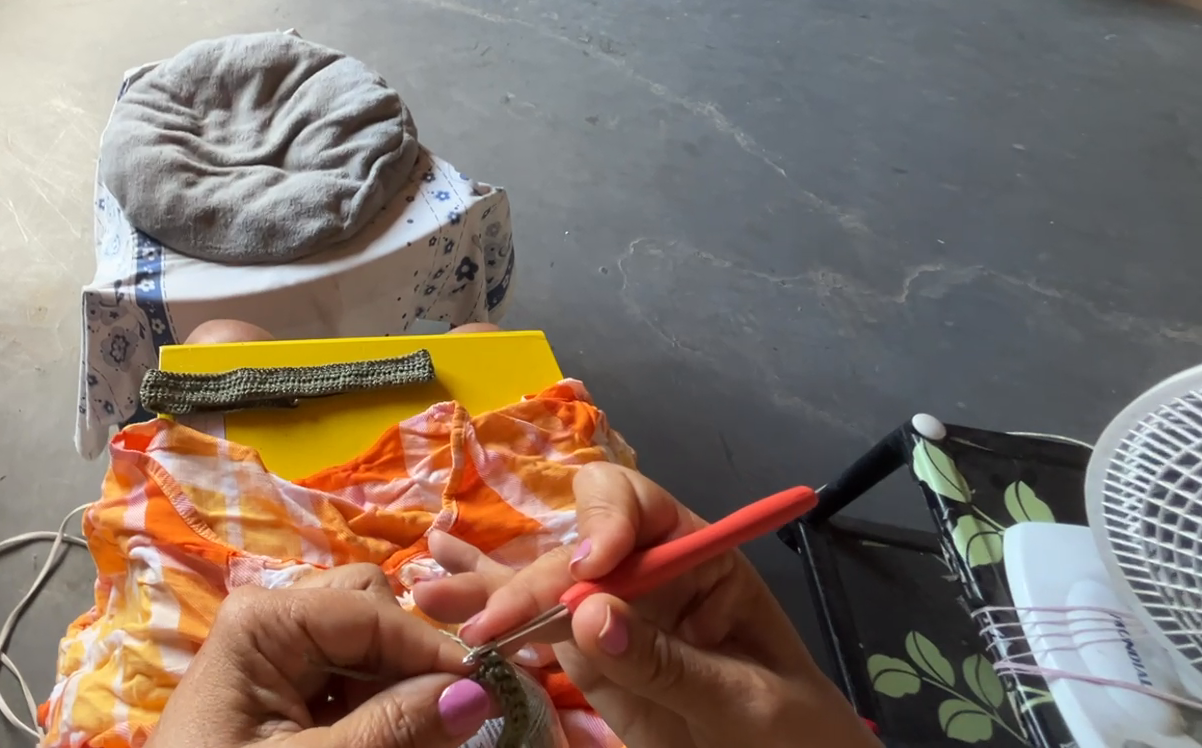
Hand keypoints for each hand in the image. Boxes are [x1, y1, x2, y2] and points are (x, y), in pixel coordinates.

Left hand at [147, 564, 497, 747]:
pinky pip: (345, 676)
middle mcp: (271, 616)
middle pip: (367, 611)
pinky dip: (376, 704)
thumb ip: (393, 730)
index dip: (429, 646)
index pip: (369, 608)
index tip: (490, 688)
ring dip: (398, 684)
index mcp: (264, 617)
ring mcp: (276, 650)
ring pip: (363, 645)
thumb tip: (477, 692)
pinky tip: (388, 737)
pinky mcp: (282, 687)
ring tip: (422, 733)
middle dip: (410, 659)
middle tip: (450, 718)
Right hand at [412, 463, 879, 747]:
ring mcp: (605, 608)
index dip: (604, 522)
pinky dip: (484, 608)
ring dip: (483, 586)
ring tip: (428, 589)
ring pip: (536, 580)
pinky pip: (528, 621)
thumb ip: (671, 661)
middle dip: (530, 581)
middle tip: (496, 624)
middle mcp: (640, 569)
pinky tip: (435, 588)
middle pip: (571, 551)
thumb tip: (587, 612)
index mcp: (694, 556)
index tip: (590, 568)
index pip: (635, 504)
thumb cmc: (801, 743)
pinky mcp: (581, 648)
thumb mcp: (755, 707)